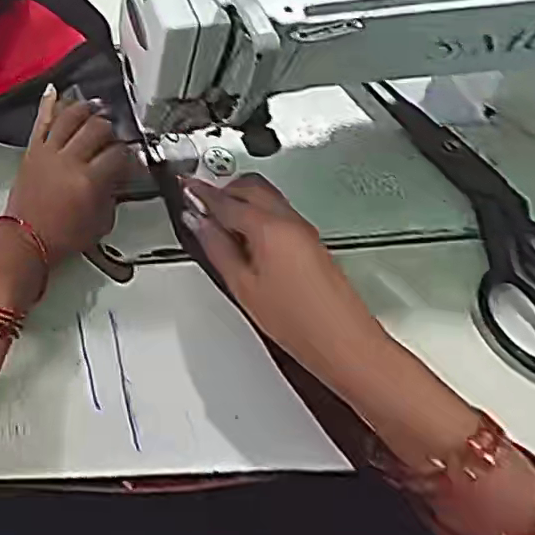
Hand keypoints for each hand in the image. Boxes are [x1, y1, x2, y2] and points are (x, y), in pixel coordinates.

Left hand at [2, 86, 132, 265]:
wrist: (26, 239)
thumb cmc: (60, 236)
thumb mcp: (100, 222)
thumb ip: (112, 193)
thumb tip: (118, 175)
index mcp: (88, 180)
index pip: (118, 155)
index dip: (130, 154)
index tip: (133, 155)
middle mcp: (68, 161)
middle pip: (96, 128)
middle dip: (111, 128)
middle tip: (116, 131)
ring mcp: (48, 153)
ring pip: (70, 117)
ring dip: (86, 109)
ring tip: (96, 107)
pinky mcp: (32, 151)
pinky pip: (42, 121)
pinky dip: (48, 104)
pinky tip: (55, 92)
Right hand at [178, 174, 391, 384]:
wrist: (348, 348)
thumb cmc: (301, 324)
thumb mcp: (242, 285)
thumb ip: (216, 246)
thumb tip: (198, 223)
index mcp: (268, 228)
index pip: (225, 200)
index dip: (200, 192)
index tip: (185, 188)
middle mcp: (290, 222)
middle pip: (250, 186)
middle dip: (222, 189)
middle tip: (200, 201)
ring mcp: (305, 231)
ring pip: (267, 197)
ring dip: (241, 200)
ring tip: (220, 221)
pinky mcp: (313, 243)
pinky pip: (279, 213)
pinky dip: (257, 214)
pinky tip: (246, 236)